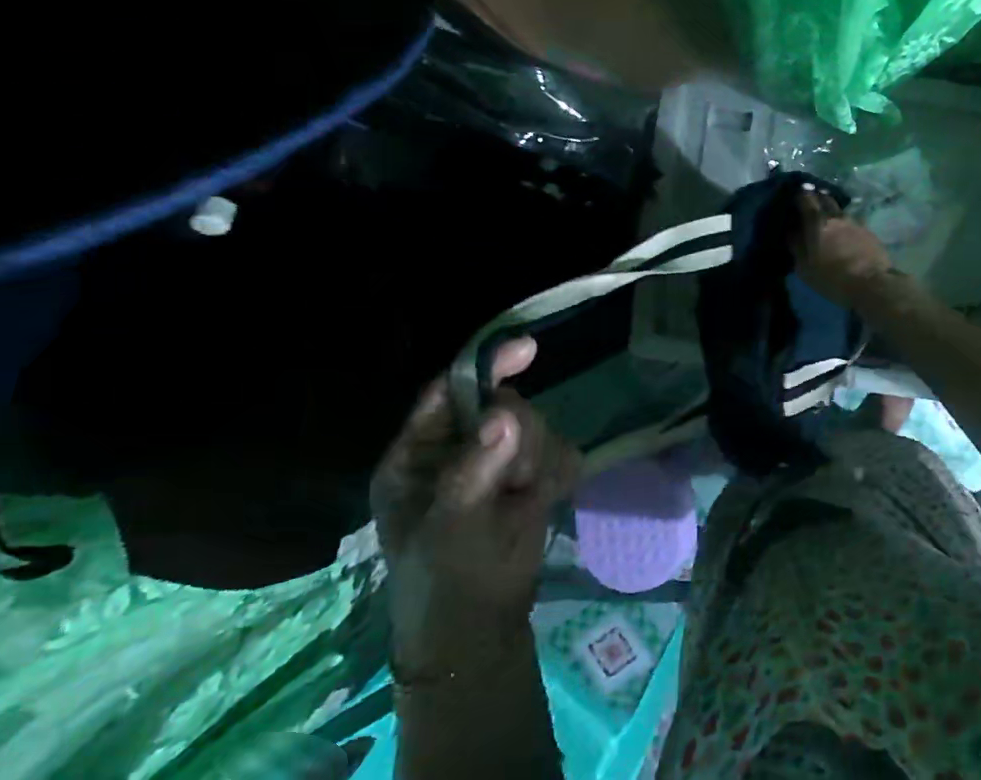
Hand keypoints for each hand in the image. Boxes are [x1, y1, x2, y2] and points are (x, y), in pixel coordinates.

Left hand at [370, 339, 579, 668]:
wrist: (480, 632)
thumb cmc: (443, 582)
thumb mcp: (450, 527)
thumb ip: (475, 469)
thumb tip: (504, 414)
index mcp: (419, 455)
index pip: (450, 393)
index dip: (486, 367)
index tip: (528, 350)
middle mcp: (459, 451)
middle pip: (505, 407)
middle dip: (520, 438)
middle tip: (518, 479)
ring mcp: (498, 465)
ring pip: (537, 428)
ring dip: (540, 460)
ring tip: (526, 499)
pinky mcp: (532, 480)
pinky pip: (561, 452)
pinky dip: (560, 473)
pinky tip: (547, 499)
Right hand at [794, 189, 896, 308]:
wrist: (872, 284)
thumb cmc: (833, 278)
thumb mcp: (804, 268)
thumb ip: (796, 245)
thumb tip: (792, 229)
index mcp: (817, 222)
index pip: (806, 198)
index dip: (800, 196)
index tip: (795, 199)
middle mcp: (836, 216)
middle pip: (825, 199)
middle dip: (817, 199)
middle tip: (811, 208)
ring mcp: (854, 221)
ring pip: (839, 210)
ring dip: (832, 213)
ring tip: (829, 223)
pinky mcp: (868, 231)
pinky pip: (852, 221)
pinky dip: (845, 224)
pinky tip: (845, 235)